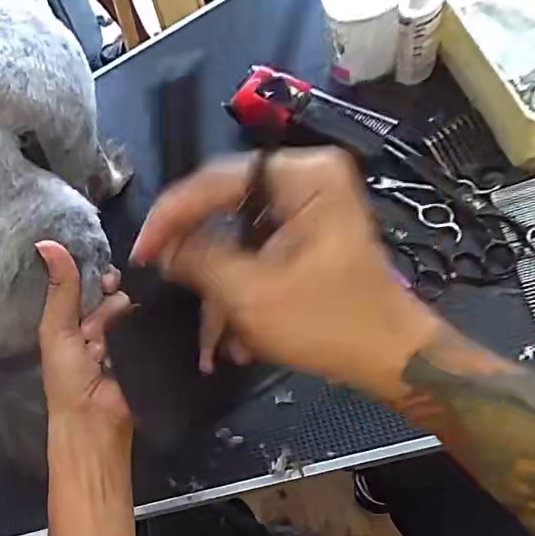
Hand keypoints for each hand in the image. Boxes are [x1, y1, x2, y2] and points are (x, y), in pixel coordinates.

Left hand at [35, 240, 132, 437]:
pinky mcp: (146, 350)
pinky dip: (147, 324)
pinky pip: (149, 325)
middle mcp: (99, 326)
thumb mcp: (57, 329)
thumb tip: (45, 242)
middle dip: (109, 299)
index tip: (102, 276)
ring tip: (113, 338)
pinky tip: (143, 328)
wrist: (96, 419)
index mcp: (73, 320)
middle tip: (102, 317)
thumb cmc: (68, 378)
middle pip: (112, 293)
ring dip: (125, 316)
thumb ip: (60, 288)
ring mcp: (125, 339)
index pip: (87, 284)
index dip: (94, 276)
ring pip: (132, 307)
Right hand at [131, 148, 442, 399]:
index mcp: (303, 176)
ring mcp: (310, 216)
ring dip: (223, 296)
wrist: (392, 360)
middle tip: (169, 289)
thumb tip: (165, 247)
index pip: (216, 179)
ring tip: (213, 341)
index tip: (142, 251)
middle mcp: (308, 183)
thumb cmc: (330, 324)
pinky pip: (262, 262)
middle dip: (202, 266)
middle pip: (228, 214)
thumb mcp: (253, 293)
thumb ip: (200, 259)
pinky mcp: (310, 245)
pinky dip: (245, 299)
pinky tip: (237, 340)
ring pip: (242, 246)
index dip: (172, 216)